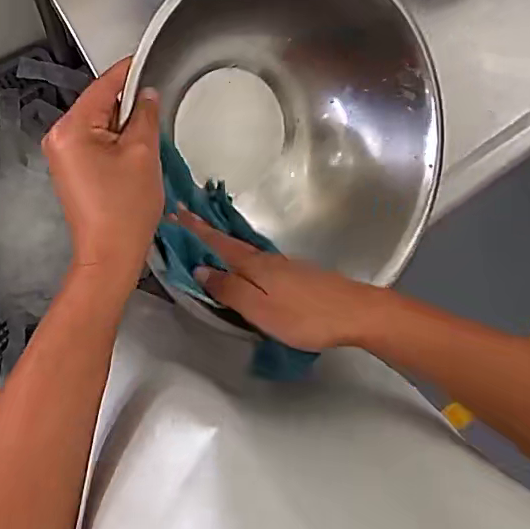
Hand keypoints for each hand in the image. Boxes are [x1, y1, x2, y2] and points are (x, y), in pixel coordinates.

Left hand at [43, 57, 162, 281]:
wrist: (110, 254)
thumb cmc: (124, 209)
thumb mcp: (143, 153)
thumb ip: (144, 114)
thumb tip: (146, 94)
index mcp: (71, 129)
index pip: (103, 86)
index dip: (128, 71)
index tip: (147, 58)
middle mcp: (59, 137)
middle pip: (100, 103)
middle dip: (129, 103)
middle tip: (157, 107)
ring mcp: (63, 154)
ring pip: (100, 122)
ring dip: (124, 124)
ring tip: (147, 138)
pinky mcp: (72, 168)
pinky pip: (96, 140)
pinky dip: (116, 140)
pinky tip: (134, 153)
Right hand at [176, 211, 389, 350]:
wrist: (355, 312)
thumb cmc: (304, 315)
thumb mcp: (259, 309)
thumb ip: (229, 290)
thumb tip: (200, 270)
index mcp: (253, 265)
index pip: (216, 243)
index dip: (195, 230)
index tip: (175, 213)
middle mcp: (265, 259)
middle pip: (229, 242)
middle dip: (204, 231)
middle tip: (183, 218)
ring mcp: (283, 265)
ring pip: (244, 251)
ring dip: (221, 243)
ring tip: (204, 239)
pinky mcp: (295, 275)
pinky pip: (258, 260)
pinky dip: (240, 256)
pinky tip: (242, 264)